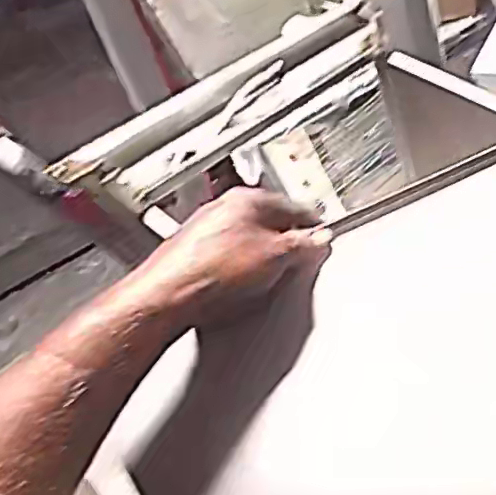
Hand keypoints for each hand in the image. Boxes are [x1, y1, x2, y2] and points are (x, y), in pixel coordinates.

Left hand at [124, 187, 330, 328]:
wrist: (170, 295)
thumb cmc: (214, 270)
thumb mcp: (278, 256)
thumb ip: (305, 244)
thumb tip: (320, 239)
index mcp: (247, 199)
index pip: (296, 207)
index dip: (315, 226)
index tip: (324, 239)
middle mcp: (225, 207)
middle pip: (273, 222)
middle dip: (289, 242)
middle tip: (301, 259)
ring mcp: (210, 228)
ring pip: (254, 239)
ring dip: (267, 256)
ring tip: (271, 275)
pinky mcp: (199, 251)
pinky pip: (236, 255)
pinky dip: (246, 266)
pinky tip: (246, 282)